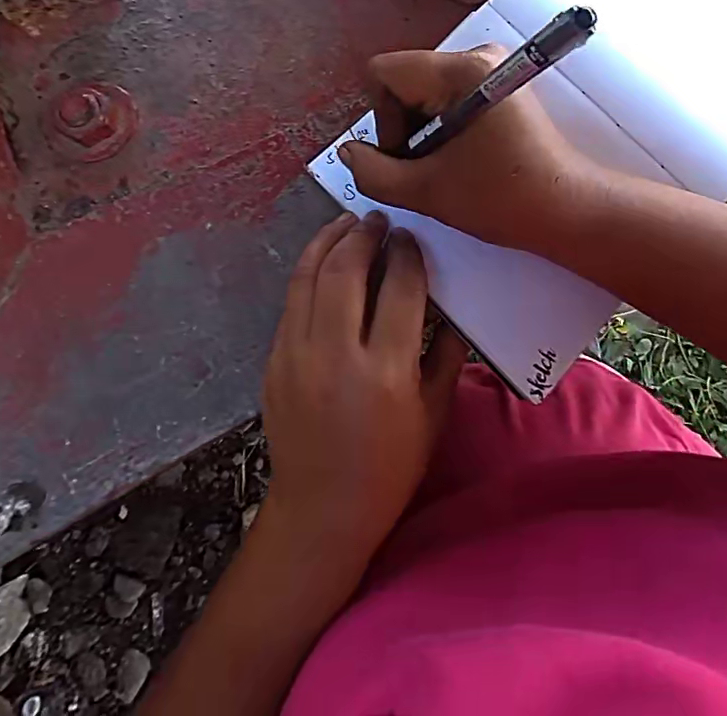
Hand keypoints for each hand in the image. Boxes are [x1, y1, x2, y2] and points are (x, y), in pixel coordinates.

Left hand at [260, 212, 468, 555]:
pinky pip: (292, 301)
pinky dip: (309, 271)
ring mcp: (296, 355)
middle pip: (346, 270)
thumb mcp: (433, 415)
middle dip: (365, 234)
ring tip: (346, 222)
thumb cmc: (389, 466)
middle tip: (378, 219)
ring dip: (328, 241)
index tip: (411, 237)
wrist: (321, 508)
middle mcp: (337, 355)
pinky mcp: (273, 360)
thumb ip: (447, 355)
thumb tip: (452, 305)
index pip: (401, 289)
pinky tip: (322, 261)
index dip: (408, 254)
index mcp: (387, 371)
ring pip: (309, 276)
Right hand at [338, 46, 602, 252]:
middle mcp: (477, 55)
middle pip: (404, 81)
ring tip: (446, 166)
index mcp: (461, 71)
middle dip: (403, 127)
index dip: (383, 119)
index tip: (409, 154)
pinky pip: (446, 96)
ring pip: (422, 91)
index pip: (384, 73)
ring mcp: (491, 67)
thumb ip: (373, 171)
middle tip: (427, 168)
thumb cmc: (502, 199)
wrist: (568, 209)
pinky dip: (441, 127)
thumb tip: (349, 152)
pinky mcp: (499, 83)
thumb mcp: (427, 191)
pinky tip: (462, 157)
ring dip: (422, 130)